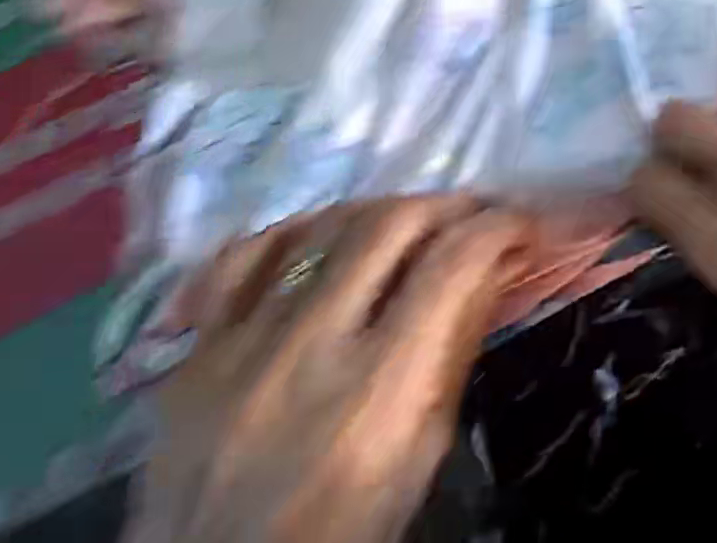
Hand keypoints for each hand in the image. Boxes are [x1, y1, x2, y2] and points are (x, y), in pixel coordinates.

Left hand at [128, 198, 532, 542]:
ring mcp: (240, 344)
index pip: (454, 264)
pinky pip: (245, 255)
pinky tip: (327, 236)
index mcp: (380, 392)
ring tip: (414, 222)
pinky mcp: (194, 349)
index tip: (523, 223)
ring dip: (387, 210)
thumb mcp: (425, 450)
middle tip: (476, 215)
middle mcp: (309, 350)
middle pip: (392, 224)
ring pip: (326, 224)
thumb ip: (457, 345)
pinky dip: (299, 230)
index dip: (501, 225)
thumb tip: (497, 263)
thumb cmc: (348, 528)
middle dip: (450, 206)